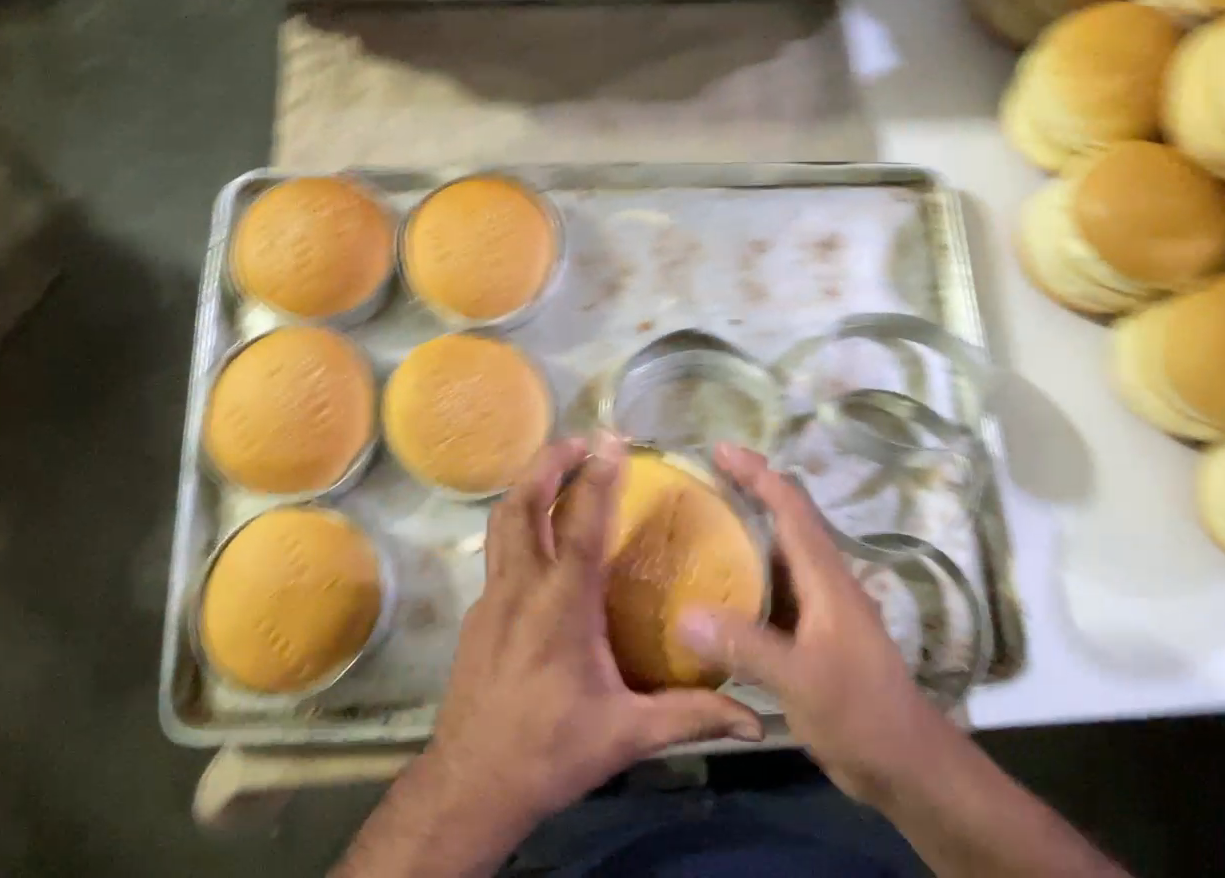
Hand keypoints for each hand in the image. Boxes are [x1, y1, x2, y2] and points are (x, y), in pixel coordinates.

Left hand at [425, 435, 764, 828]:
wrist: (471, 785)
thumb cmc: (549, 751)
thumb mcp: (626, 735)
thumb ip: (690, 717)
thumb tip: (754, 721)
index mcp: (560, 606)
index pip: (580, 525)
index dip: (597, 478)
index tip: (611, 439)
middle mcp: (520, 590)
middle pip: (522, 506)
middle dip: (547, 465)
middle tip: (578, 442)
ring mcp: (491, 601)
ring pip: (501, 525)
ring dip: (527, 490)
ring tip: (556, 474)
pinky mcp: (477, 617)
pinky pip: (497, 556)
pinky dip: (517, 529)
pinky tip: (541, 546)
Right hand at [676, 442, 949, 807]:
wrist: (906, 764)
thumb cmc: (861, 713)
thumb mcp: (802, 679)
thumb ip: (746, 646)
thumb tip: (684, 614)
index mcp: (828, 580)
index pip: (792, 509)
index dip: (759, 475)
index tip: (722, 449)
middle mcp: (824, 585)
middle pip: (785, 523)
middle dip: (748, 494)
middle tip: (699, 480)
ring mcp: (820, 613)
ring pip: (779, 559)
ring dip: (745, 535)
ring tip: (698, 526)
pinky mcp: (812, 640)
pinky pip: (773, 594)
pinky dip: (745, 580)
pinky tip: (715, 593)